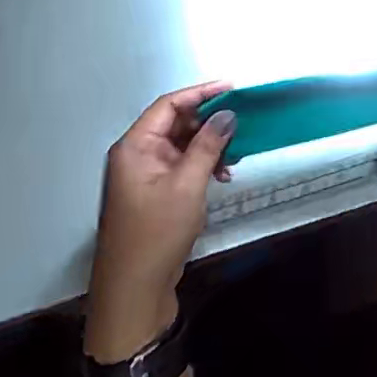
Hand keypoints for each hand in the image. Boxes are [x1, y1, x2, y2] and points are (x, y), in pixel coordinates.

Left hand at [87, 81, 234, 359]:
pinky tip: (223, 176)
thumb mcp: (188, 184)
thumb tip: (228, 114)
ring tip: (235, 154)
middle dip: (209, 121)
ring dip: (209, 145)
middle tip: (241, 122)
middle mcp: (137, 155)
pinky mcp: (156, 192)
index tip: (233, 88)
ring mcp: (146, 175)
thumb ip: (208, 145)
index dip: (201, 93)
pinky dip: (204, 164)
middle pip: (175, 123)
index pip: (168, 105)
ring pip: (182, 144)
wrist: (135, 287)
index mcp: (135, 147)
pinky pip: (183, 165)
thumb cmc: (157, 231)